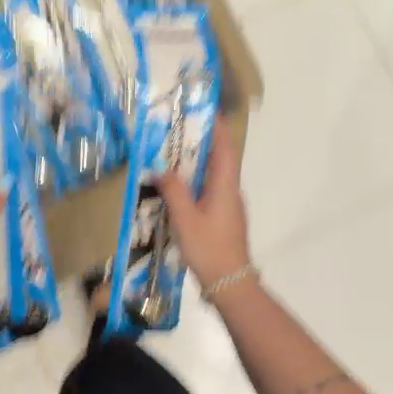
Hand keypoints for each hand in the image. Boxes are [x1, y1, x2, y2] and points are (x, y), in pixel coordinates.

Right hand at [159, 129, 252, 288]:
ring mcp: (229, 208)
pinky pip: (209, 193)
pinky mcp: (223, 221)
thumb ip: (173, 190)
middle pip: (220, 160)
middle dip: (203, 144)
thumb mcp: (185, 218)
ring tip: (173, 157)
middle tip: (180, 131)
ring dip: (197, 165)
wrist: (230, 283)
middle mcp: (230, 192)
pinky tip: (179, 191)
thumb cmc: (209, 247)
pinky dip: (196, 184)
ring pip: (213, 178)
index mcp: (224, 186)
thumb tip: (161, 168)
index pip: (224, 148)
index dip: (217, 128)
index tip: (207, 110)